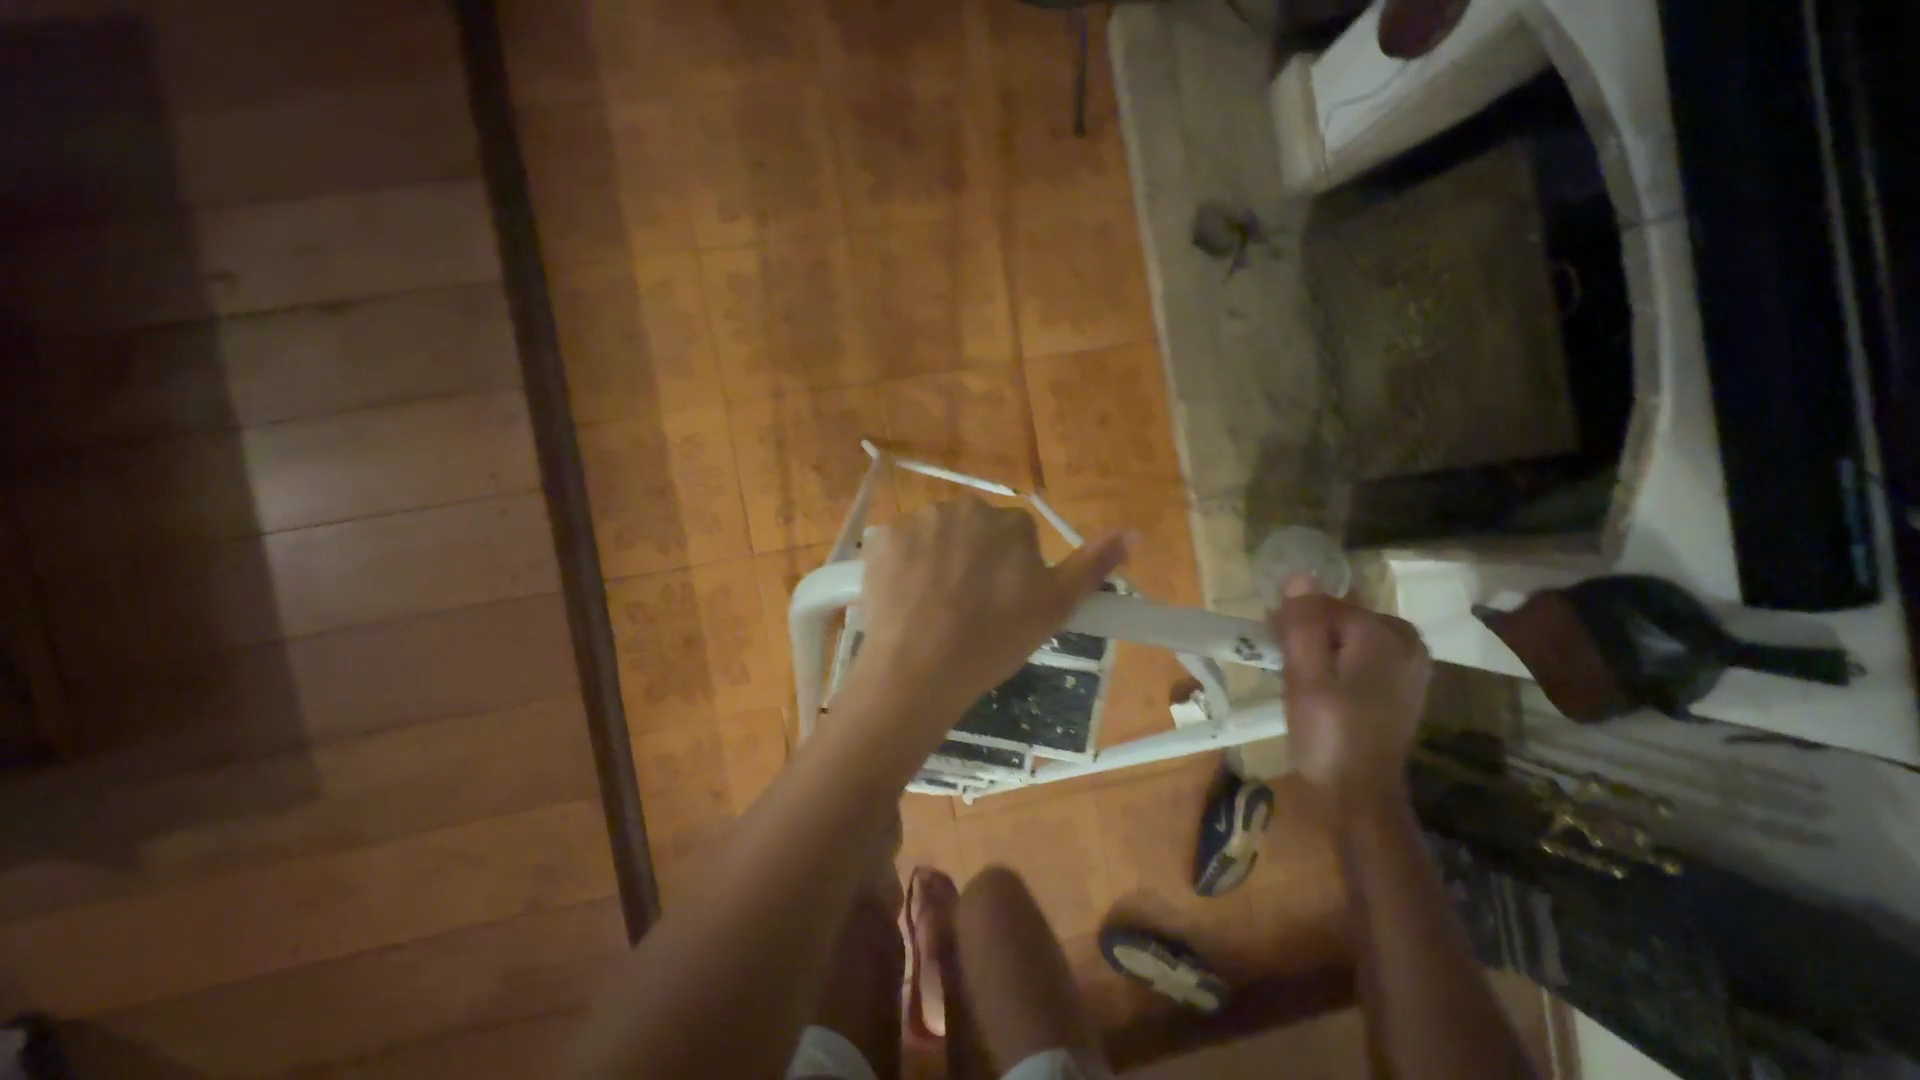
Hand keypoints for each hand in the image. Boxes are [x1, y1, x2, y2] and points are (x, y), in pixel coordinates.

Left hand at [846, 497, 1130, 737]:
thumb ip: (1092, 565)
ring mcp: (916, 522)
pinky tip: (905, 602)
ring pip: (935, 538)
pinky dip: (902, 568)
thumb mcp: (1055, 608)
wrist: (918, 669)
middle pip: (974, 532)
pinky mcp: (880, 540)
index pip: (1017, 538)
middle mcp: (963, 508)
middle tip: (969, 611)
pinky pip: (898, 547)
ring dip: (937, 561)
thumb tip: (1133, 532)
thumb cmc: (993, 641)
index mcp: (1009, 524)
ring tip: (934, 610)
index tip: (1002, 606)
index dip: (1011, 573)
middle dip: (974, 560)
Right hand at [1269, 577, 1431, 810]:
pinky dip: (1340, 667)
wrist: (1362, 796)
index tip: (1269, 649)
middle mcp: (1407, 640)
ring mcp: (1411, 665)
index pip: (1324, 606)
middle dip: (1307, 636)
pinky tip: (1326, 694)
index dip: (1291, 623)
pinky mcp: (1405, 686)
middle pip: (1341, 619)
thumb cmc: (1328, 735)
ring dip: (1321, 652)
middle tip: (1284, 670)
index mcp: (1385, 633)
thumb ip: (1303, 625)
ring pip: (1350, 638)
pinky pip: (1364, 658)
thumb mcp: (1305, 678)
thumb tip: (1300, 575)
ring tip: (1300, 683)